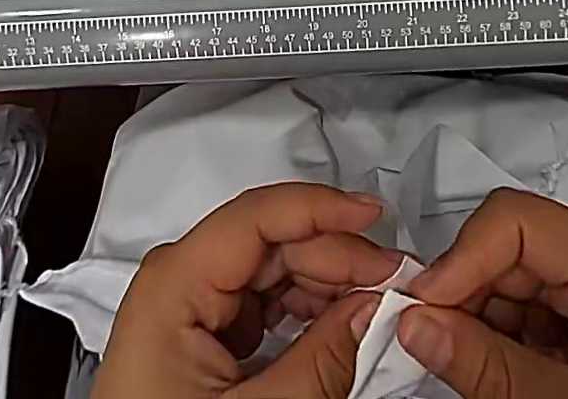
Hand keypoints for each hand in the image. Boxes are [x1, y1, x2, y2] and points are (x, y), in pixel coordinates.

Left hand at [94, 182, 404, 398]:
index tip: (371, 212)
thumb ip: (320, 361)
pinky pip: (267, 297)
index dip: (319, 207)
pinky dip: (309, 305)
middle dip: (336, 251)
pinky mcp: (208, 326)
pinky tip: (340, 319)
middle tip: (391, 277)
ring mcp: (194, 300)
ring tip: (374, 301)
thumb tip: (371, 308)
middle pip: (272, 239)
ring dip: (329, 279)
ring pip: (275, 264)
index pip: (256, 217)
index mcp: (175, 282)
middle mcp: (181, 276)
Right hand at [396, 188, 567, 398]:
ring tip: (461, 363)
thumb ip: (492, 368)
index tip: (423, 303)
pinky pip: (514, 306)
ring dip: (471, 315)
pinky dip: (488, 334)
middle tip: (428, 336)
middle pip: (503, 243)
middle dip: (461, 288)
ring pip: (501, 275)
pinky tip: (485, 368)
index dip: (462, 256)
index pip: (516, 220)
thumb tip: (416, 322)